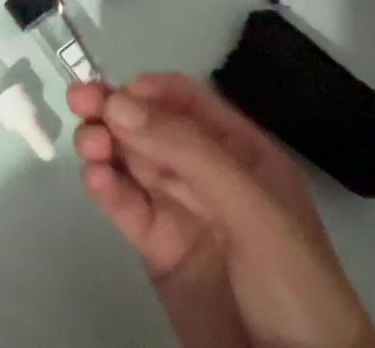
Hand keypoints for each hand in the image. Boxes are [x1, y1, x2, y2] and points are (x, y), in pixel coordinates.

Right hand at [69, 73, 374, 347]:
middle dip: (114, 110)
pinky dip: (104, 187)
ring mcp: (179, 209)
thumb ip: (190, 154)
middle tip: (80, 103)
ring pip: (129, 160)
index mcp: (242, 155)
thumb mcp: (254, 211)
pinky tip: (95, 180)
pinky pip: (124, 205)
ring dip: (103, 144)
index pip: (189, 104)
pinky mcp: (155, 246)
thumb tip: (120, 104)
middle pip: (150, 127)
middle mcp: (206, 174)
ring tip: (88, 145)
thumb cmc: (295, 282)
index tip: (117, 94)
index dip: (151, 92)